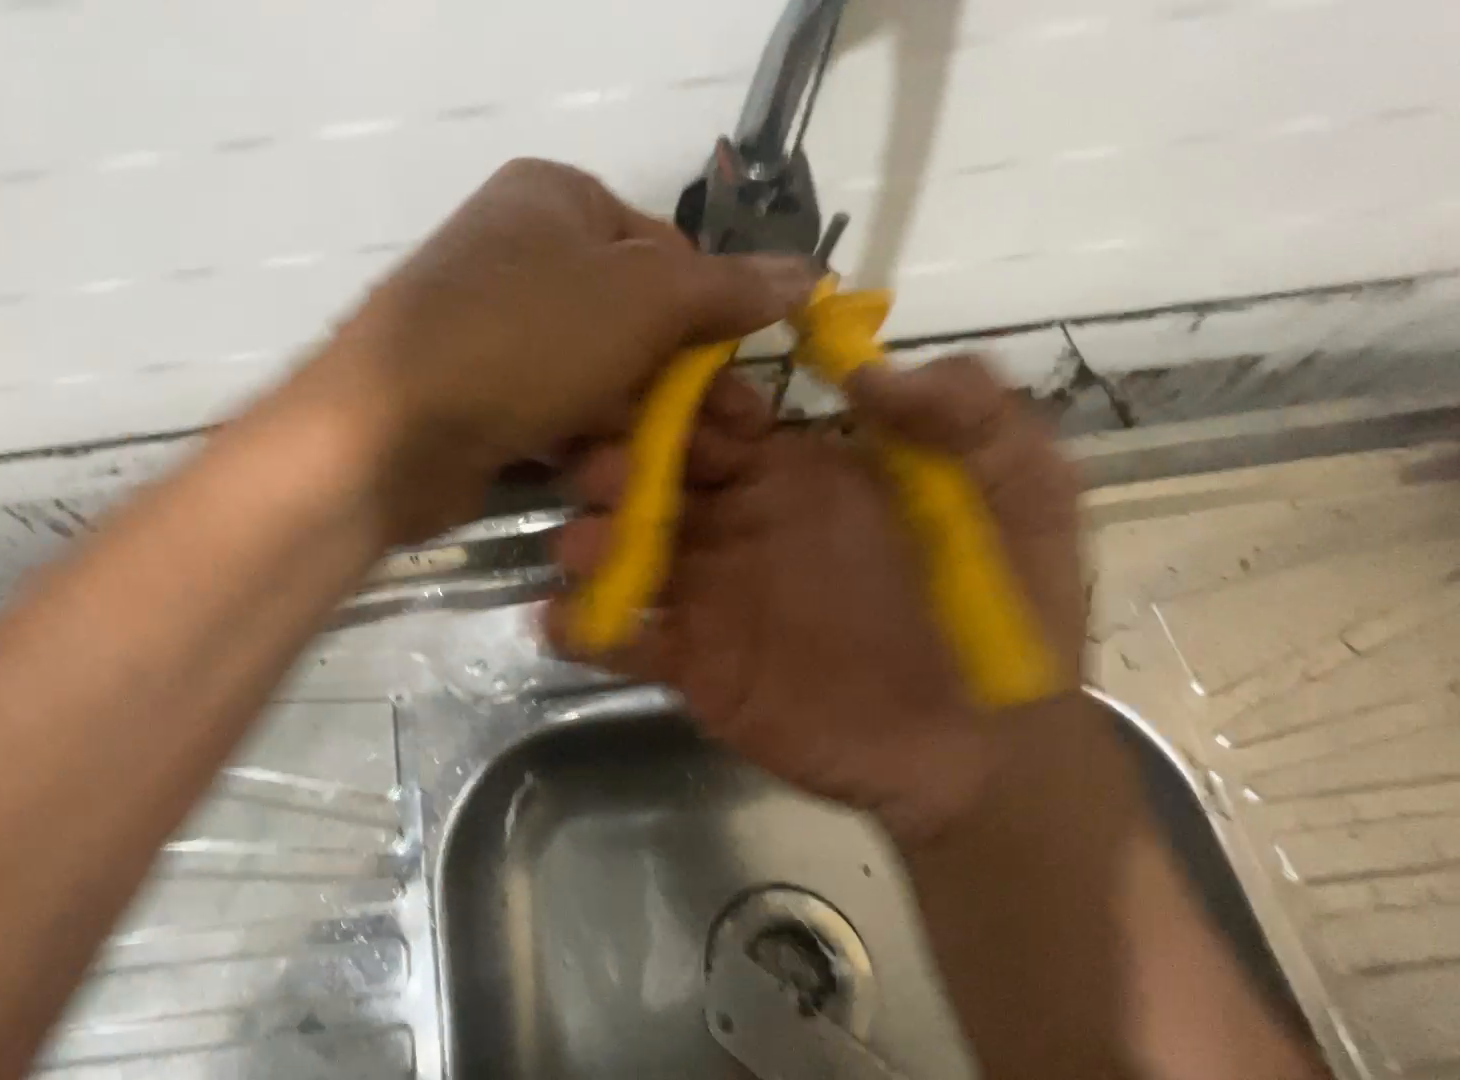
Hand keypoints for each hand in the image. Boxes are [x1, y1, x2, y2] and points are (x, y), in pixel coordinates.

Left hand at [302, 159, 813, 539]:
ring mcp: (492, 336)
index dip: (708, 313)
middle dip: (686, 390)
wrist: (385, 431)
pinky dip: (584, 452)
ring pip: (594, 383)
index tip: (741, 370)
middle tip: (737, 440)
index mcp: (554, 203)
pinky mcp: (476, 403)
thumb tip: (803, 272)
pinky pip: (550, 420)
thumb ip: (725, 288)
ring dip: (640, 433)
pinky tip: (611, 488)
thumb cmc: (522, 338)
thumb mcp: (642, 300)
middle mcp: (520, 260)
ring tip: (681, 478)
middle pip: (630, 325)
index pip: (662, 250)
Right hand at [550, 356, 1086, 842]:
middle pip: (653, 477)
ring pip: (625, 552)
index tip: (680, 403)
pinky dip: (581, 627)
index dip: (690, 399)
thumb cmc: (1008, 609)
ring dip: (590, 541)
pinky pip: (623, 639)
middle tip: (601, 469)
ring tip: (584, 546)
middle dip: (616, 461)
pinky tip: (563, 620)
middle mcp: (740, 525)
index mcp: (799, 473)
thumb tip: (866, 369)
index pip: (719, 418)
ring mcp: (711, 597)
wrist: (987, 749)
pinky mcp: (695, 664)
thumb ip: (968, 412)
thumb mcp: (1023, 487)